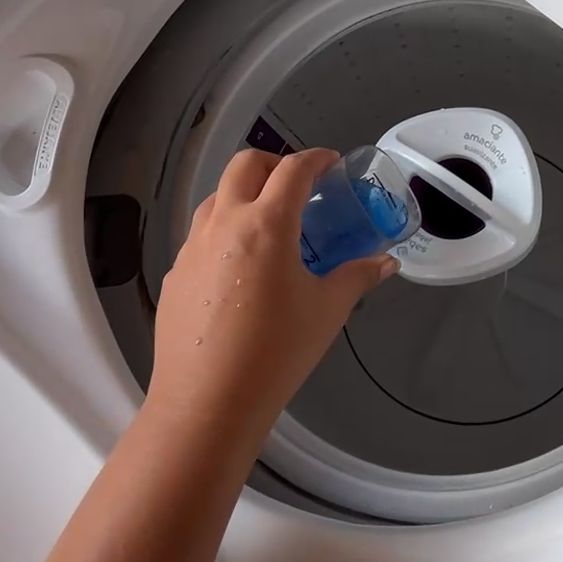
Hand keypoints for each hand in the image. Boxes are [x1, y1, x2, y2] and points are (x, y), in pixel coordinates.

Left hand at [146, 148, 397, 436]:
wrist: (207, 403)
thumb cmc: (277, 351)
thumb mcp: (328, 310)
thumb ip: (358, 277)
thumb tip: (386, 264)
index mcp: (267, 224)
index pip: (293, 169)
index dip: (316, 158)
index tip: (332, 164)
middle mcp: (225, 224)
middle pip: (244, 164)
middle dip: (274, 162)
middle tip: (299, 186)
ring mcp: (193, 248)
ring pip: (216, 196)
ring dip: (245, 193)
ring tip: (269, 223)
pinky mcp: (176, 274)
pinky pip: (201, 234)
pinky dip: (225, 229)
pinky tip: (242, 267)